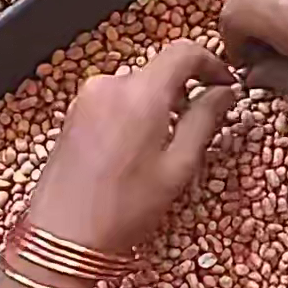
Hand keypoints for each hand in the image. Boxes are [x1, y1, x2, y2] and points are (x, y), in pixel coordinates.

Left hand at [23, 39, 240, 254]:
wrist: (63, 235)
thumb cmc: (125, 208)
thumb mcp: (177, 167)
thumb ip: (204, 120)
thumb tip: (224, 92)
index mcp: (141, 93)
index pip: (184, 51)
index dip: (211, 62)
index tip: (224, 84)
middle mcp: (110, 84)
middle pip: (158, 69)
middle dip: (184, 89)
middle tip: (201, 122)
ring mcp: (86, 98)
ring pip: (136, 86)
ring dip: (158, 103)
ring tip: (166, 144)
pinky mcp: (72, 113)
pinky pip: (113, 100)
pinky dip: (134, 112)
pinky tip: (136, 149)